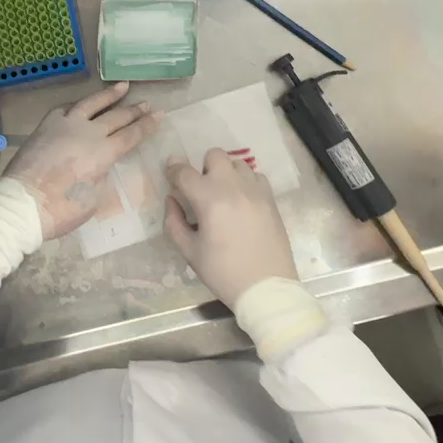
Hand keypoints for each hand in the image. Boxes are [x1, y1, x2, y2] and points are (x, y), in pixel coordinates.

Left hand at [4, 82, 162, 238]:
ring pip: (91, 104)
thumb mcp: (94, 198)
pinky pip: (65, 108)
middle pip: (116, 117)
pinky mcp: (45, 126)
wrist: (23, 204)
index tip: (159, 115)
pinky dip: (78, 104)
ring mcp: (65, 125)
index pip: (131, 135)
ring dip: (108, 95)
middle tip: (146, 104)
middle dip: (134, 110)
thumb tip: (100, 165)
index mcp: (104, 153)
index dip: (147, 126)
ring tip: (123, 86)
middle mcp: (87, 133)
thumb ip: (101, 175)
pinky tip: (83, 103)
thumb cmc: (62, 209)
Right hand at [164, 148, 296, 307]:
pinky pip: (256, 176)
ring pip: (237, 163)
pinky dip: (245, 182)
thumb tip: (172, 200)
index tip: (171, 176)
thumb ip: (174, 222)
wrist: (266, 287)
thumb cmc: (223, 273)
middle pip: (214, 155)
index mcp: (209, 200)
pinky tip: (242, 202)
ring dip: (225, 173)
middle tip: (202, 191)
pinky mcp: (271, 198)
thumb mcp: (189, 252)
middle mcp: (233, 187)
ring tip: (224, 196)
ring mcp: (255, 190)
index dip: (173, 170)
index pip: (184, 172)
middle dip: (203, 168)